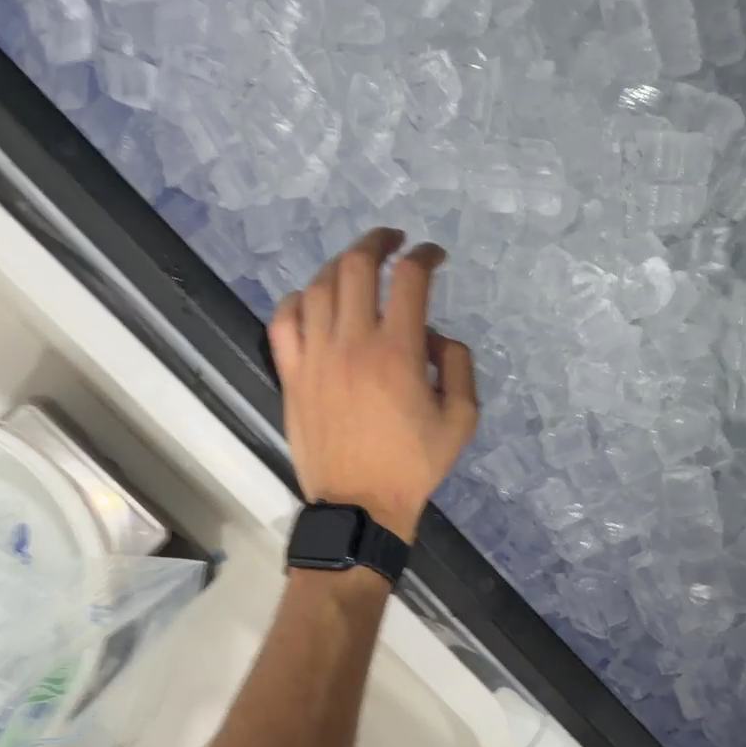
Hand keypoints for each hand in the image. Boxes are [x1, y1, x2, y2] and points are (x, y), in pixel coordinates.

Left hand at [268, 228, 478, 541]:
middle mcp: (352, 342)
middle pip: (357, 266)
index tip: (433, 255)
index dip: (425, 255)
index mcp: (398, 351)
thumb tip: (436, 337)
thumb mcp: (461, 419)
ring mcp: (315, 356)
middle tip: (393, 241)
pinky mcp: (291, 374)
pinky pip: (284, 320)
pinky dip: (298, 300)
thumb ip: (459, 366)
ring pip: (319, 286)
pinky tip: (313, 300)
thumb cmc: (412, 465)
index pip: (409, 278)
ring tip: (357, 268)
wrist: (359, 506)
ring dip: (341, 266)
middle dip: (379, 241)